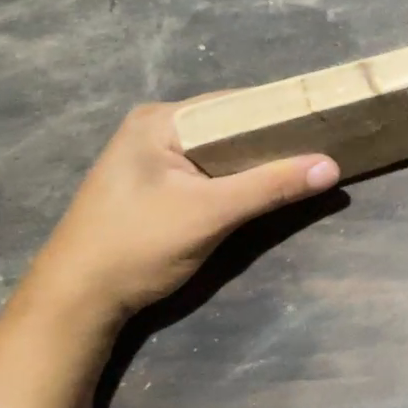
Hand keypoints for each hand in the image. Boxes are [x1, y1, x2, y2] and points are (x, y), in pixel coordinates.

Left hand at [22, 97, 339, 324]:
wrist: (75, 304)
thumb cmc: (136, 246)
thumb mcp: (211, 213)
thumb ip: (271, 186)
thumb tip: (332, 166)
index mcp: (161, 120)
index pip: (237, 103)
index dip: (283, 113)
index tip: (328, 124)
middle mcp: (157, 129)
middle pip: (232, 126)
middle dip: (275, 141)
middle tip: (326, 147)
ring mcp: (156, 158)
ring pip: (225, 152)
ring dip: (261, 163)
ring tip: (308, 165)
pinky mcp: (160, 186)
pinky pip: (213, 171)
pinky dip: (242, 179)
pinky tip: (270, 188)